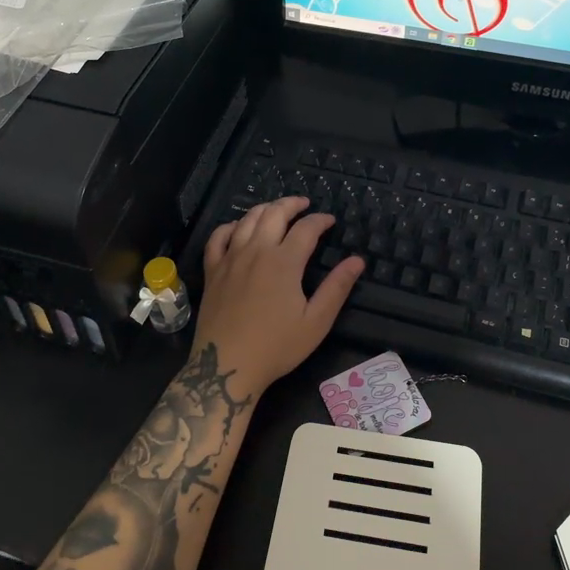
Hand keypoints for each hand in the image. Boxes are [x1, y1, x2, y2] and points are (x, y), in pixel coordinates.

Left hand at [193, 197, 364, 395]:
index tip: (330, 220)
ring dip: (265, 209)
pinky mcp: (212, 270)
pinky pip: (218, 237)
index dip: (320, 220)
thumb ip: (337, 287)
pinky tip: (238, 228)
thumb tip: (357, 260)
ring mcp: (231, 258)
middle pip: (274, 213)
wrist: (226, 366)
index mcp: (284, 261)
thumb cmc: (276, 346)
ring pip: (247, 219)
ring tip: (276, 210)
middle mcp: (257, 251)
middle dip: (292, 204)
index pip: (306, 228)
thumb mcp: (316, 322)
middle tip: (304, 204)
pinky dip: (230, 226)